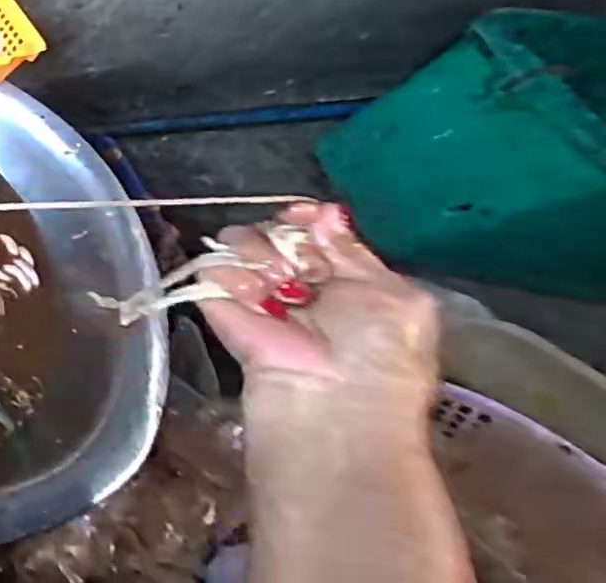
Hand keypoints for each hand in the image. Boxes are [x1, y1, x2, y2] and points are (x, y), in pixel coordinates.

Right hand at [198, 201, 439, 412]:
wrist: (334, 393)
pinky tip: (254, 296)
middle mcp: (291, 275)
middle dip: (287, 237)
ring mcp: (251, 285)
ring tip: (277, 284)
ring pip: (237, 237)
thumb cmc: (377, 350)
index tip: (306, 215)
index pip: (307, 224)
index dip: (304, 215)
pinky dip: (231, 273)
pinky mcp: (216, 297)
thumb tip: (326, 211)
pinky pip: (211, 264)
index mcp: (334, 272)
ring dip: (258, 251)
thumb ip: (355, 249)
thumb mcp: (395, 295)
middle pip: (272, 225)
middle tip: (305, 269)